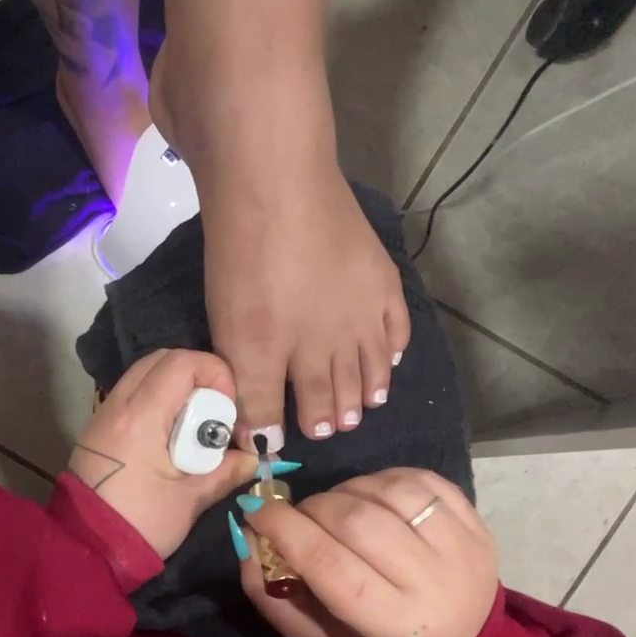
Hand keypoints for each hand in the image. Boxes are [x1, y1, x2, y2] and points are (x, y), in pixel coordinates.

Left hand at [70, 350, 257, 558]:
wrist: (85, 550)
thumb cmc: (141, 524)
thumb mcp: (190, 499)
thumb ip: (225, 470)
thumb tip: (252, 456)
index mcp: (140, 418)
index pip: (181, 363)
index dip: (214, 374)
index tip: (227, 408)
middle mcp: (116, 407)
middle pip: (160, 360)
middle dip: (195, 377)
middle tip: (212, 413)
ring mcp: (101, 417)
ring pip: (142, 377)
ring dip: (173, 390)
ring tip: (192, 428)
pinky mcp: (96, 432)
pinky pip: (129, 398)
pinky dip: (153, 404)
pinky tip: (168, 439)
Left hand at [204, 166, 410, 444]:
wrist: (279, 191)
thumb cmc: (250, 272)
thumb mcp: (240, 343)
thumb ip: (255, 395)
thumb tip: (265, 445)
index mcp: (306, 355)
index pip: (314, 399)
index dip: (314, 420)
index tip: (318, 436)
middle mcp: (344, 335)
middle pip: (345, 379)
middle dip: (343, 406)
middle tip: (347, 425)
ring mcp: (365, 299)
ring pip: (372, 355)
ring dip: (370, 382)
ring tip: (373, 401)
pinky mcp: (375, 266)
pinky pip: (395, 318)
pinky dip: (395, 341)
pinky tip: (395, 353)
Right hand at [237, 469, 495, 636]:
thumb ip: (272, 597)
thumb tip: (247, 535)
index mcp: (391, 625)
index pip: (328, 563)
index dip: (284, 529)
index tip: (256, 511)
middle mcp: (434, 584)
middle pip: (358, 521)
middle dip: (312, 508)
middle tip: (298, 517)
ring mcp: (463, 550)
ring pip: (390, 492)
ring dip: (347, 490)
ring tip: (335, 507)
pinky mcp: (477, 526)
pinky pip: (423, 481)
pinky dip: (383, 479)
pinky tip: (369, 497)